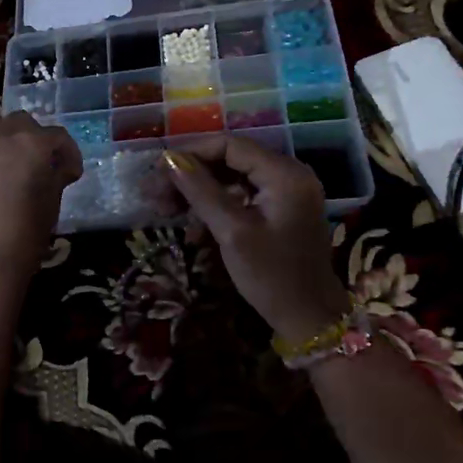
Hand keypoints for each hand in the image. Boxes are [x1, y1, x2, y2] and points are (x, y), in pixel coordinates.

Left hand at [0, 112, 81, 277]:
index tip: (72, 172)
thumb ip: (57, 175)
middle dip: (37, 138)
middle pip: (25, 122)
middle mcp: (4, 135)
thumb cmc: (28, 231)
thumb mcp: (52, 201)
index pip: (58, 136)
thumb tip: (61, 168)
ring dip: (9, 136)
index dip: (69, 153)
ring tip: (15, 160)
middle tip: (43, 163)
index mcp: (33, 143)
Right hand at [163, 137, 351, 340]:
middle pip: (230, 159)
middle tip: (154, 193)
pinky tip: (191, 223)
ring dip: (198, 190)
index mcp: (284, 174)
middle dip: (190, 174)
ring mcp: (286, 193)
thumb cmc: (271, 275)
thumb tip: (170, 161)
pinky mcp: (280, 211)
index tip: (158, 170)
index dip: (191, 153)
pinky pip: (241, 196)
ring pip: (232, 178)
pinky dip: (214, 205)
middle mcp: (289, 175)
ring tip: (164, 209)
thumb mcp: (232, 232)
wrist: (308, 317)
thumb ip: (201, 192)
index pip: (230, 145)